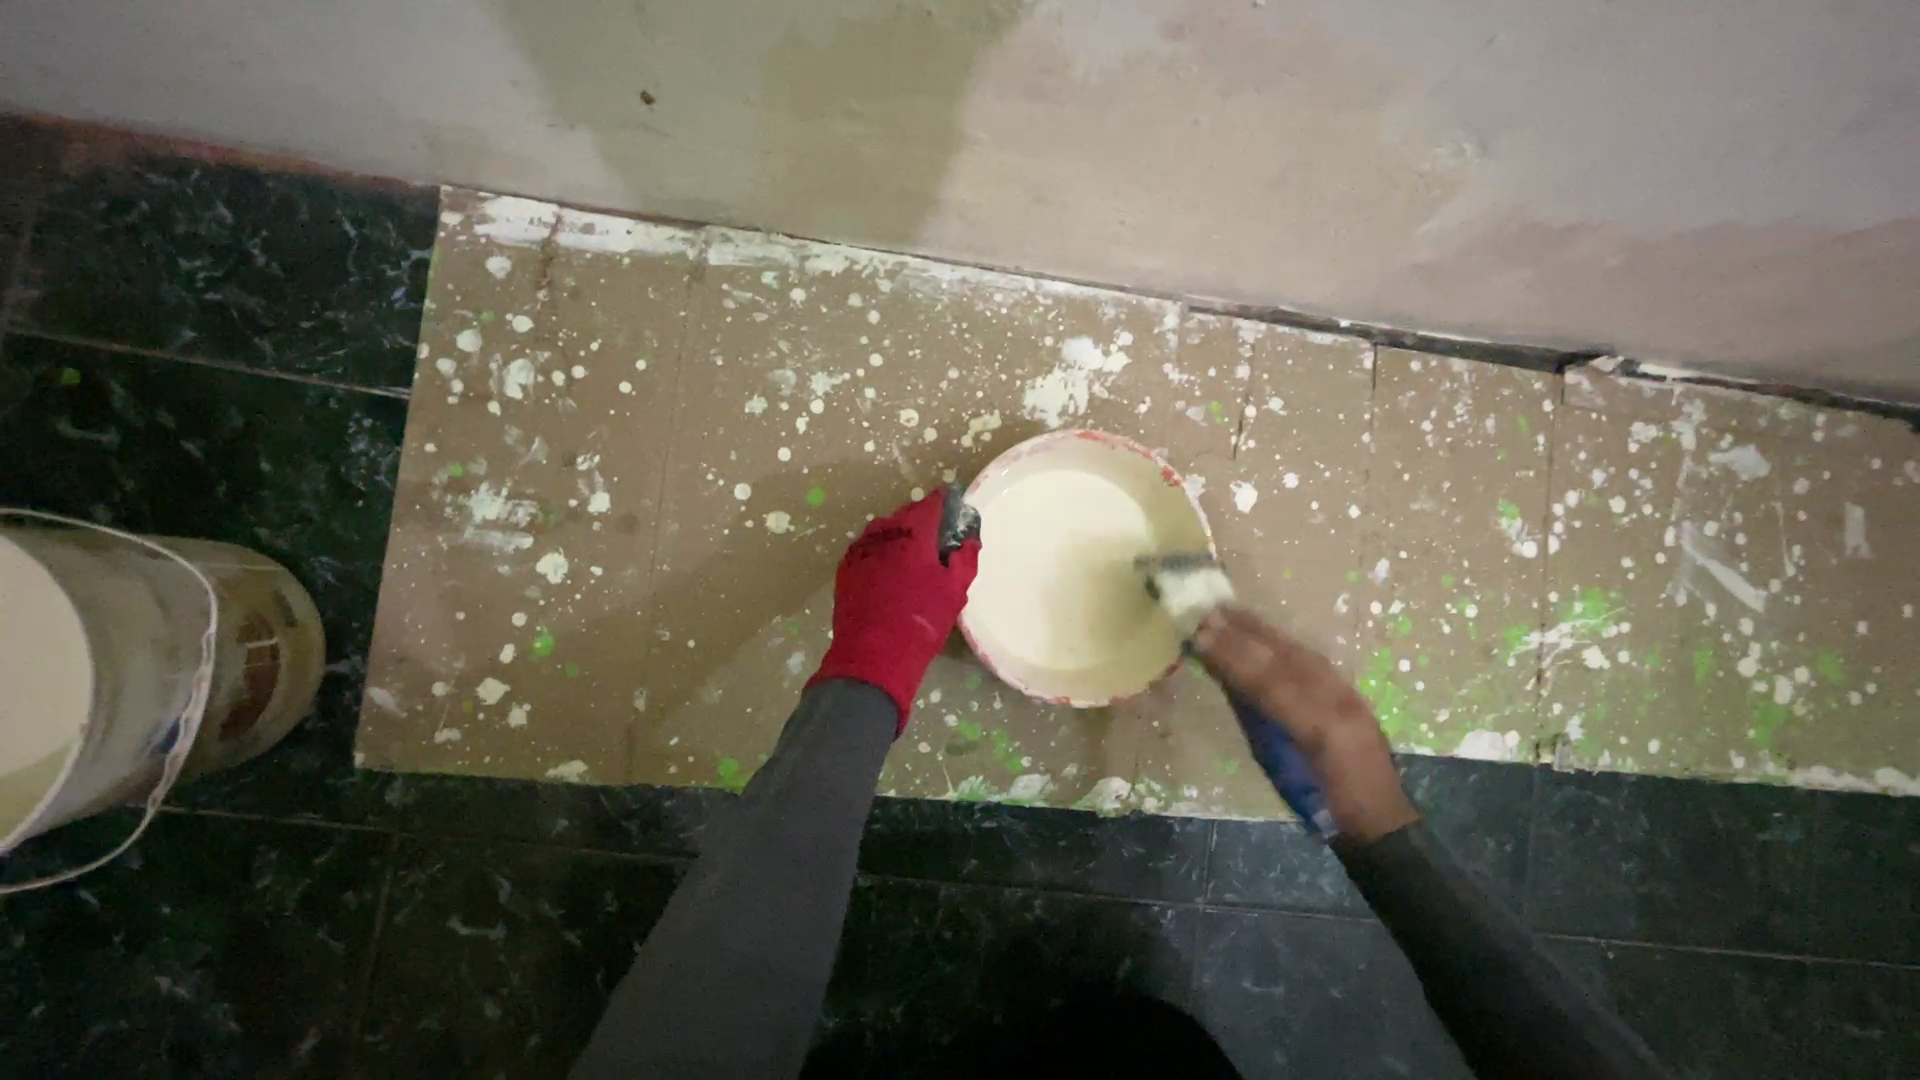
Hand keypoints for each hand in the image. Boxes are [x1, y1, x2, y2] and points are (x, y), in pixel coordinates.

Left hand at [807, 488, 981, 732]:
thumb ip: (965, 559)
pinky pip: (869, 549)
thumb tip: (969, 540)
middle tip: (937, 536)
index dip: (944, 502)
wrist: (873, 655)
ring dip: (900, 535)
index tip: (953, 505)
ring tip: (913, 554)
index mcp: (913, 533)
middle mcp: (883, 533)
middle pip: (906, 515)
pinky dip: (882, 552)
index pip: (931, 504)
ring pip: (885, 531)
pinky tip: (890, 570)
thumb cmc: (921, 621)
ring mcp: (860, 550)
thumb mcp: (954, 591)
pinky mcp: (846, 568)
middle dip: (922, 520)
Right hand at [1192, 608, 1418, 843]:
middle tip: (1207, 615)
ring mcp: (1347, 695)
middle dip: (1244, 636)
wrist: (1377, 819)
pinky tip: (1264, 631)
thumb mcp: (1281, 769)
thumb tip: (1228, 682)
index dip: (1232, 659)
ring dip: (1262, 631)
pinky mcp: (1351, 694)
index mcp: (1318, 729)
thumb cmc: (1319, 804)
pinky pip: (1314, 659)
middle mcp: (1336, 704)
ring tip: (1229, 612)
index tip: (1199, 639)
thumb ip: (1257, 721)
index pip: (1267, 684)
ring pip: (1299, 654)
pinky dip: (1284, 642)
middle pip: (1283, 661)